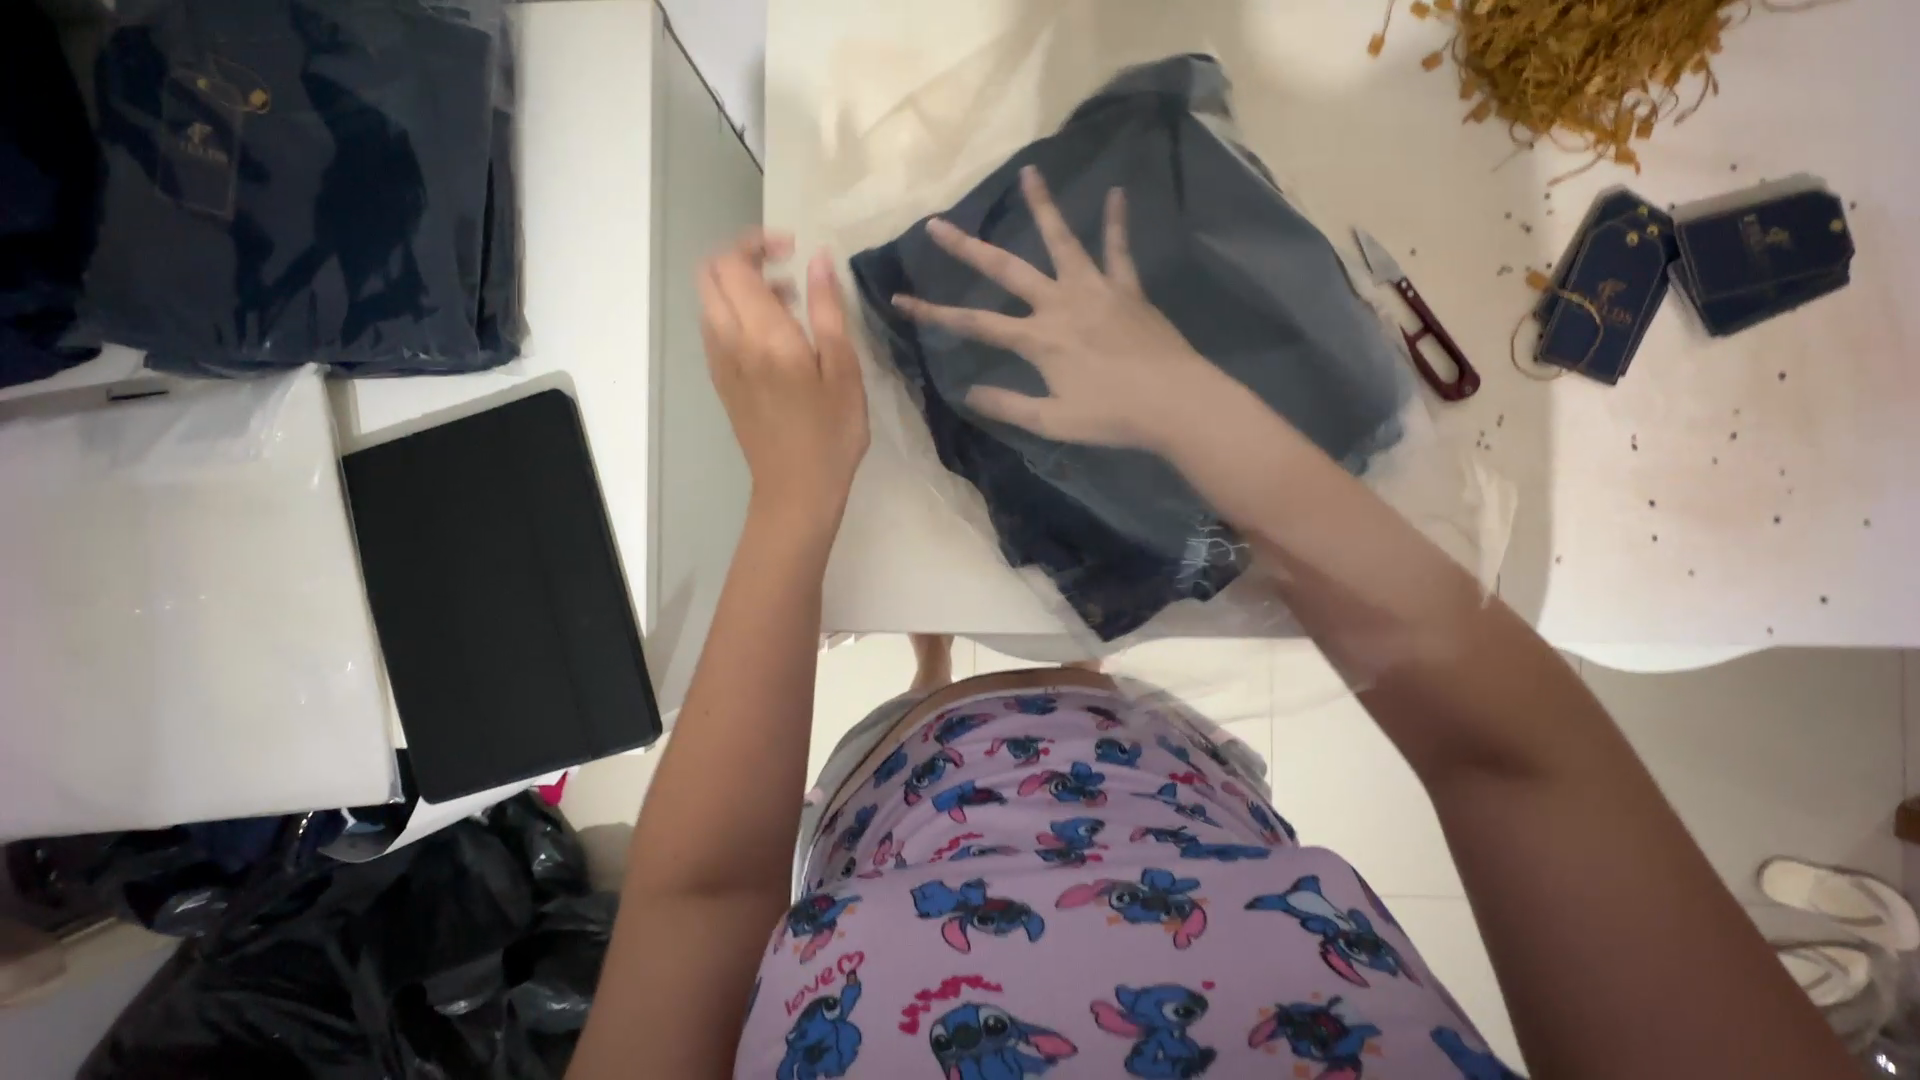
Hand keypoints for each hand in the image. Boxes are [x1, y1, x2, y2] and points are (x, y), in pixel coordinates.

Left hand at [699, 230, 868, 527]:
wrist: (796, 491)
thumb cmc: (831, 434)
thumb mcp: (843, 370)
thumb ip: (828, 310)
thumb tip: (819, 260)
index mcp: (763, 334)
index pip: (734, 263)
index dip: (758, 242)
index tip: (795, 248)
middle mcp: (730, 341)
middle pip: (710, 274)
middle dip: (743, 259)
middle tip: (788, 271)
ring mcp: (720, 363)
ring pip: (710, 301)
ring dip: (741, 288)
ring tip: (790, 307)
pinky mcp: (722, 382)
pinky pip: (716, 328)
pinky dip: (737, 314)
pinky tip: (776, 338)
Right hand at [891, 166, 1223, 450]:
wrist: (1176, 403)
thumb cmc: (1113, 417)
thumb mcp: (1053, 421)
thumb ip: (1008, 405)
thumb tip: (967, 392)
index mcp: (1038, 339)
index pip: (975, 324)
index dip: (933, 313)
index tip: (900, 300)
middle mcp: (1060, 304)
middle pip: (1006, 269)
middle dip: (967, 248)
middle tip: (937, 224)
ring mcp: (1096, 290)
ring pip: (1062, 241)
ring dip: (1043, 207)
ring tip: (1029, 171)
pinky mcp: (1127, 290)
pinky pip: (1119, 250)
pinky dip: (1117, 223)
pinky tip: (1118, 193)